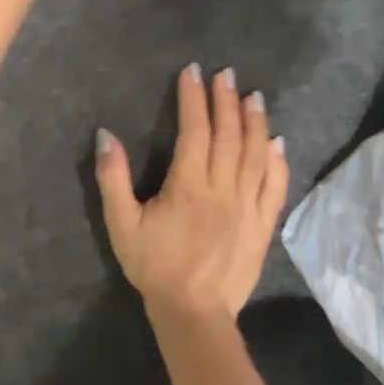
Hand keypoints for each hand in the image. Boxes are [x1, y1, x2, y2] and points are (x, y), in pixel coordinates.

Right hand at [94, 64, 287, 320]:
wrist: (194, 312)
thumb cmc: (152, 263)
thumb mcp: (119, 222)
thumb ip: (112, 177)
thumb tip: (106, 135)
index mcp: (188, 186)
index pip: (194, 132)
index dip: (193, 99)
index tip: (192, 72)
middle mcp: (223, 190)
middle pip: (229, 137)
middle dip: (225, 102)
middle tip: (225, 74)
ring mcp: (248, 208)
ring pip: (256, 157)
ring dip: (254, 123)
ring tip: (253, 97)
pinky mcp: (262, 225)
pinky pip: (275, 186)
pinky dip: (277, 161)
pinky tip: (276, 142)